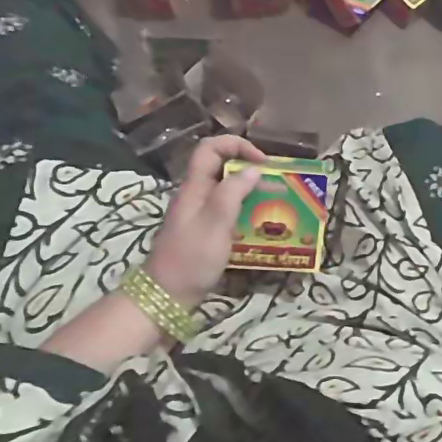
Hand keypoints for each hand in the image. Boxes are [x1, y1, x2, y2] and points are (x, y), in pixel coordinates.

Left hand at [144, 136, 267, 306]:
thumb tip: (253, 169)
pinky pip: (226, 209)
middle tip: (274, 183)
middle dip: (248, 168)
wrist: (167, 295)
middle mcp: (196, 194)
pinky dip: (244, 210)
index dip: (237, 146)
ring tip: (272, 202)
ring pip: (225, 188)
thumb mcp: (216, 223)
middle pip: (220, 166)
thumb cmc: (192, 258)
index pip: (211, 147)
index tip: (263, 163)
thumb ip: (233, 192)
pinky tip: (259, 224)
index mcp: (194, 186)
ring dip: (249, 190)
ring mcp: (198, 213)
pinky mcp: (204, 230)